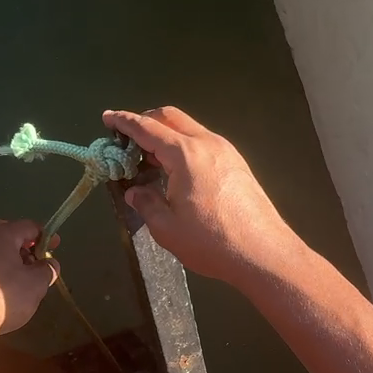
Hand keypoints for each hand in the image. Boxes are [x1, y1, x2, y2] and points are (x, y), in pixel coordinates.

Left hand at [0, 219, 58, 334]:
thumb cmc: (4, 295)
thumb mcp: (35, 284)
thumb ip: (47, 270)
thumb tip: (50, 263)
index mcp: (2, 234)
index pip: (28, 226)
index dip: (45, 236)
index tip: (55, 246)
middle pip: (8, 234)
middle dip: (24, 246)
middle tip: (35, 263)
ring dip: (9, 259)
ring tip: (19, 280)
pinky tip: (0, 289)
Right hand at [103, 107, 313, 286]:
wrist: (265, 255)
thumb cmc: (212, 241)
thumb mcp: (166, 228)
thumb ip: (145, 202)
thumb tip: (135, 190)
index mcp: (185, 154)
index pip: (147, 128)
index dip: (124, 122)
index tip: (107, 118)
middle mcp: (206, 143)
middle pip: (169, 117)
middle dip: (145, 121)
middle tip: (127, 141)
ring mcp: (225, 151)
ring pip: (188, 128)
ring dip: (164, 135)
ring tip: (149, 162)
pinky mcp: (236, 164)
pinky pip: (201, 142)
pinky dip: (181, 146)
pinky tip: (175, 172)